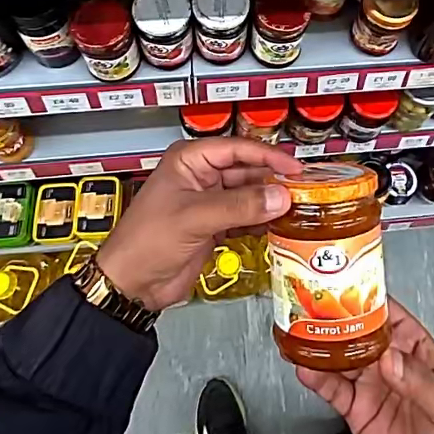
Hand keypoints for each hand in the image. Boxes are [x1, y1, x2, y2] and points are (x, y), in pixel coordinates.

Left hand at [96, 137, 299, 311]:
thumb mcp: (194, 217)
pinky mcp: (213, 226)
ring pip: (248, 195)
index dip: (267, 156)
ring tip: (296, 209)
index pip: (236, 149)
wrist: (131, 284)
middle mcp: (200, 176)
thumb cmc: (146, 241)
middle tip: (302, 191)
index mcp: (189, 160)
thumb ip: (239, 206)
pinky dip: (261, 222)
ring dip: (269, 203)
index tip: (293, 167)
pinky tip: (278, 227)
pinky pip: (244, 217)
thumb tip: (278, 197)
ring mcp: (207, 202)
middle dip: (272, 181)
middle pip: (246, 171)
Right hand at [296, 300, 433, 433]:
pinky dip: (316, 378)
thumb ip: (419, 382)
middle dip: (332, 319)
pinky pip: (332, 389)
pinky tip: (305, 370)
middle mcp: (389, 362)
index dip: (365, 298)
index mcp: (414, 349)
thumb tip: (389, 358)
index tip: (344, 286)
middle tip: (310, 309)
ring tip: (299, 335)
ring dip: (319, 346)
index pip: (386, 314)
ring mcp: (371, 385)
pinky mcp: (357, 411)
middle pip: (355, 332)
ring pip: (338, 356)